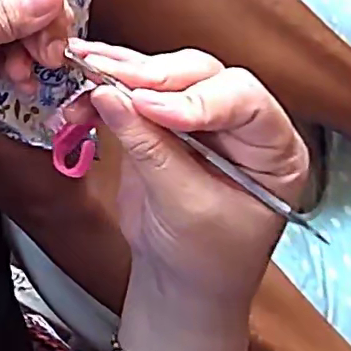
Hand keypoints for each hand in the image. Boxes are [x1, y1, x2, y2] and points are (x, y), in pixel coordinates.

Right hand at [60, 42, 307, 306]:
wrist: (179, 278)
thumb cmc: (206, 255)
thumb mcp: (184, 205)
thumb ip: (149, 148)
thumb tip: (108, 95)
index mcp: (271, 146)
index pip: (241, 98)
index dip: (194, 97)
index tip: (147, 107)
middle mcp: (236, 121)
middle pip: (197, 74)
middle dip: (150, 74)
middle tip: (108, 77)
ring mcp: (194, 115)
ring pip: (158, 72)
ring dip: (116, 72)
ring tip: (83, 72)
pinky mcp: (155, 117)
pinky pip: (128, 89)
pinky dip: (100, 86)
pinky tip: (78, 86)